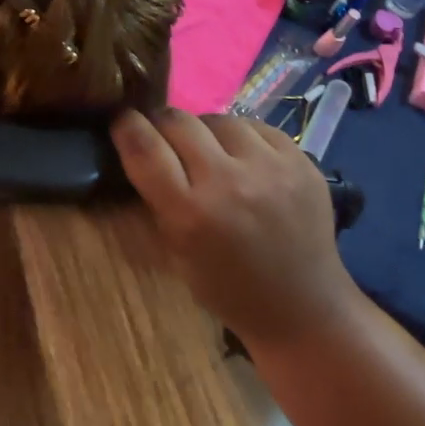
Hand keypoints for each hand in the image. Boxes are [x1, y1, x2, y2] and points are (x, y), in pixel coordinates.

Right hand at [110, 109, 355, 346]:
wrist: (302, 307)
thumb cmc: (228, 290)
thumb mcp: (176, 254)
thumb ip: (157, 201)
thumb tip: (138, 150)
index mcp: (191, 214)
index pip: (145, 148)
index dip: (126, 127)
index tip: (121, 122)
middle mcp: (229, 183)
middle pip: (179, 122)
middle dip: (162, 124)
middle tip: (162, 137)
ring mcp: (270, 168)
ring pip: (218, 118)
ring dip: (203, 130)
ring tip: (206, 150)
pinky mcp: (301, 160)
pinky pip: (257, 126)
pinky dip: (240, 137)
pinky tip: (240, 156)